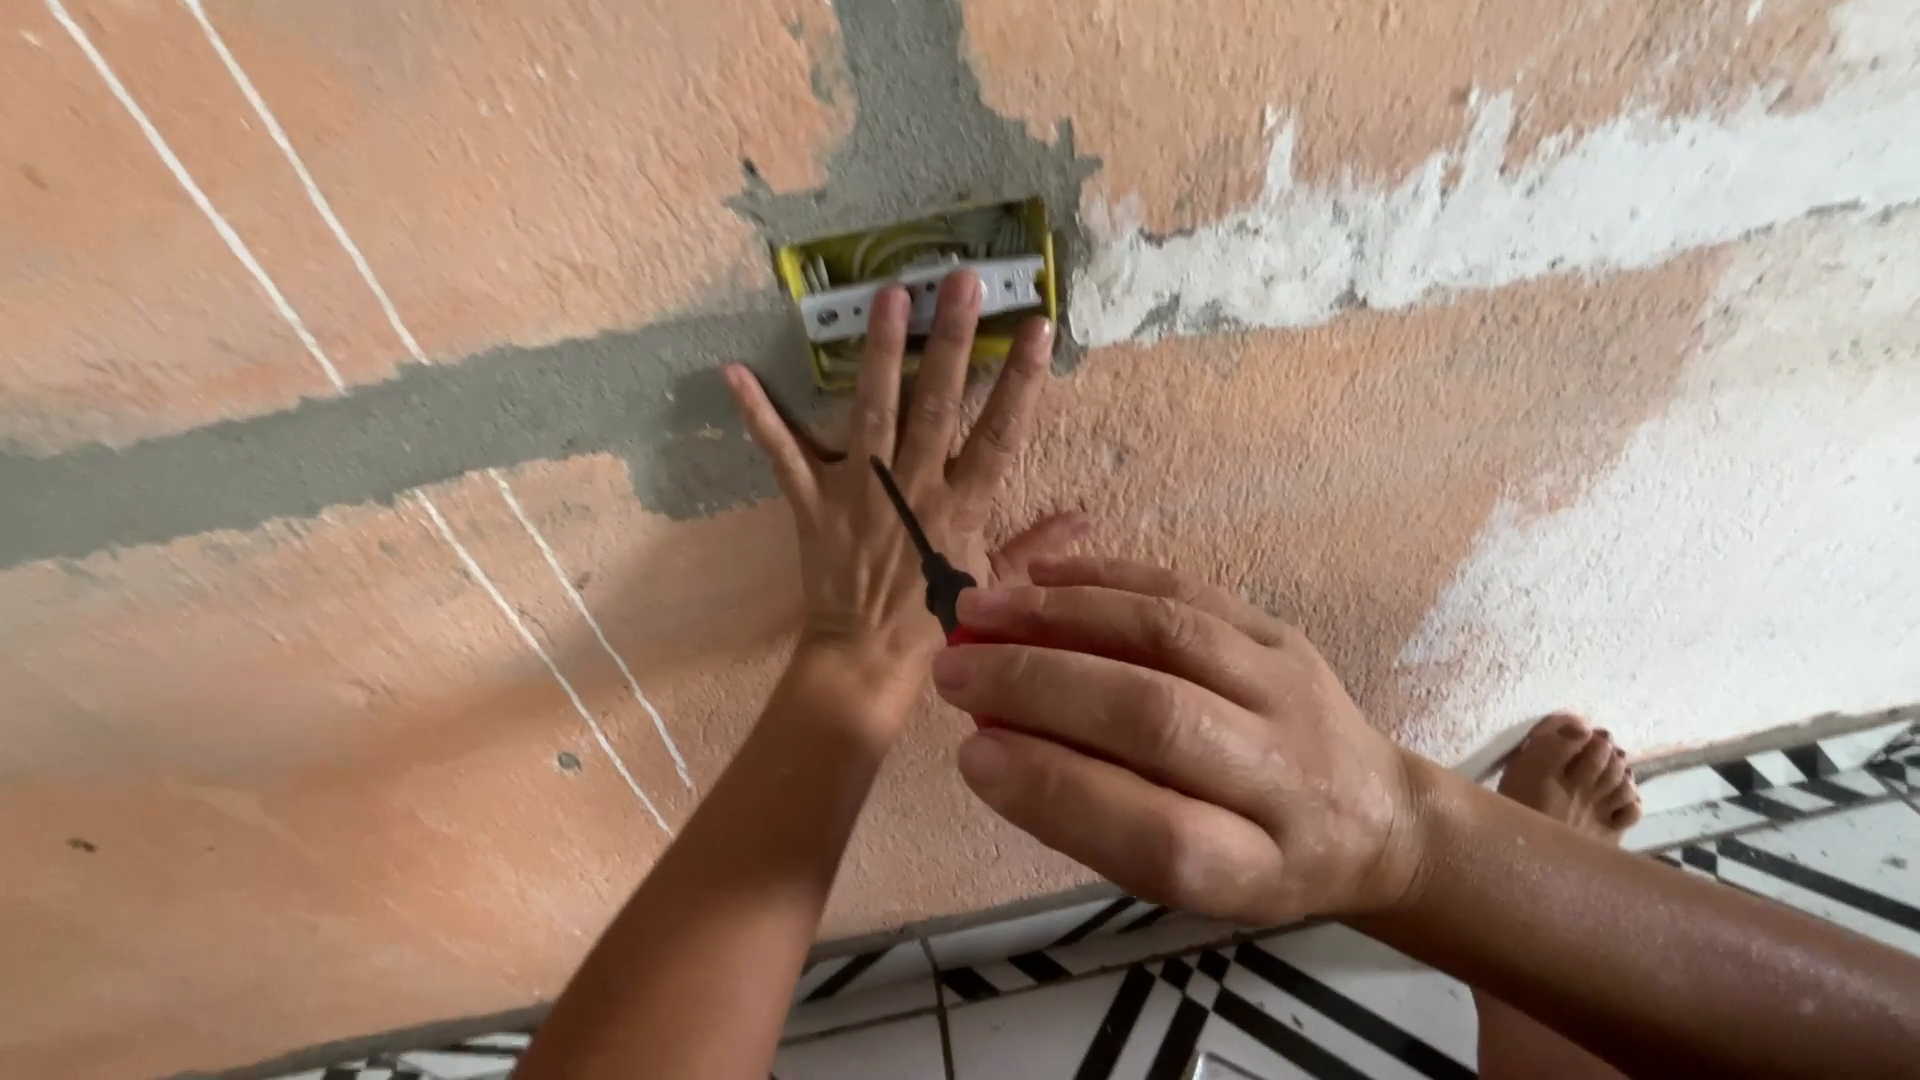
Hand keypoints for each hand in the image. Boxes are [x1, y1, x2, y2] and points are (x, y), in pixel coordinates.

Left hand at [723, 270, 1088, 687]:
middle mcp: (913, 487)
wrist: (868, 657)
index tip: (1035, 326)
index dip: (1020, 379)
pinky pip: (783, 455)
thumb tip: (1085, 516)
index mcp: (962, 505)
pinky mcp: (813, 501)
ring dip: (880, 351)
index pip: (1000, 432)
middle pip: (936, 404)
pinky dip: (758, 415)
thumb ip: (1039, 546)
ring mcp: (859, 490)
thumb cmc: (937, 620)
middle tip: (960, 280)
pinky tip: (734, 371)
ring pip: (872, 412)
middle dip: (951, 340)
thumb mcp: (995, 583)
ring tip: (890, 295)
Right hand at [928, 557, 1424, 925]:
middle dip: (1038, 685)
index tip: (971, 753)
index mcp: (1257, 870)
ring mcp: (1292, 691)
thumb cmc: (1253, 861)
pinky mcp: (1283, 633)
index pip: (1157, 835)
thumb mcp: (1183, 885)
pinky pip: (1187, 590)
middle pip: (1157, 718)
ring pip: (1168, 635)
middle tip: (953, 667)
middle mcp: (1288, 779)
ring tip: (982, 610)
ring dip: (1060, 617)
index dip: (1056, 792)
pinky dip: (1105, 576)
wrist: (1371, 815)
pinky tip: (1041, 576)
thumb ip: (1095, 821)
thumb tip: (991, 744)